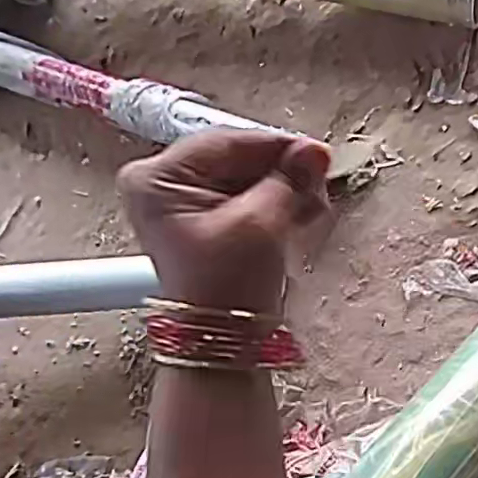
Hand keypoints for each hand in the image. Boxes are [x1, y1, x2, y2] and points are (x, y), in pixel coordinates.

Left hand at [119, 128, 331, 313]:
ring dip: (287, 188)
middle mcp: (168, 184)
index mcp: (159, 178)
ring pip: (251, 177)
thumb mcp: (261, 224)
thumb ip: (289, 181)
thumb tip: (314, 151)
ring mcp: (190, 202)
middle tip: (318, 185)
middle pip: (240, 158)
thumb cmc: (226, 285)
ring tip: (312, 206)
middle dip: (284, 172)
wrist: (225, 336)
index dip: (278, 146)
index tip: (318, 154)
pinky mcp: (213, 219)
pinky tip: (301, 213)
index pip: (227, 141)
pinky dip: (280, 202)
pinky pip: (252, 196)